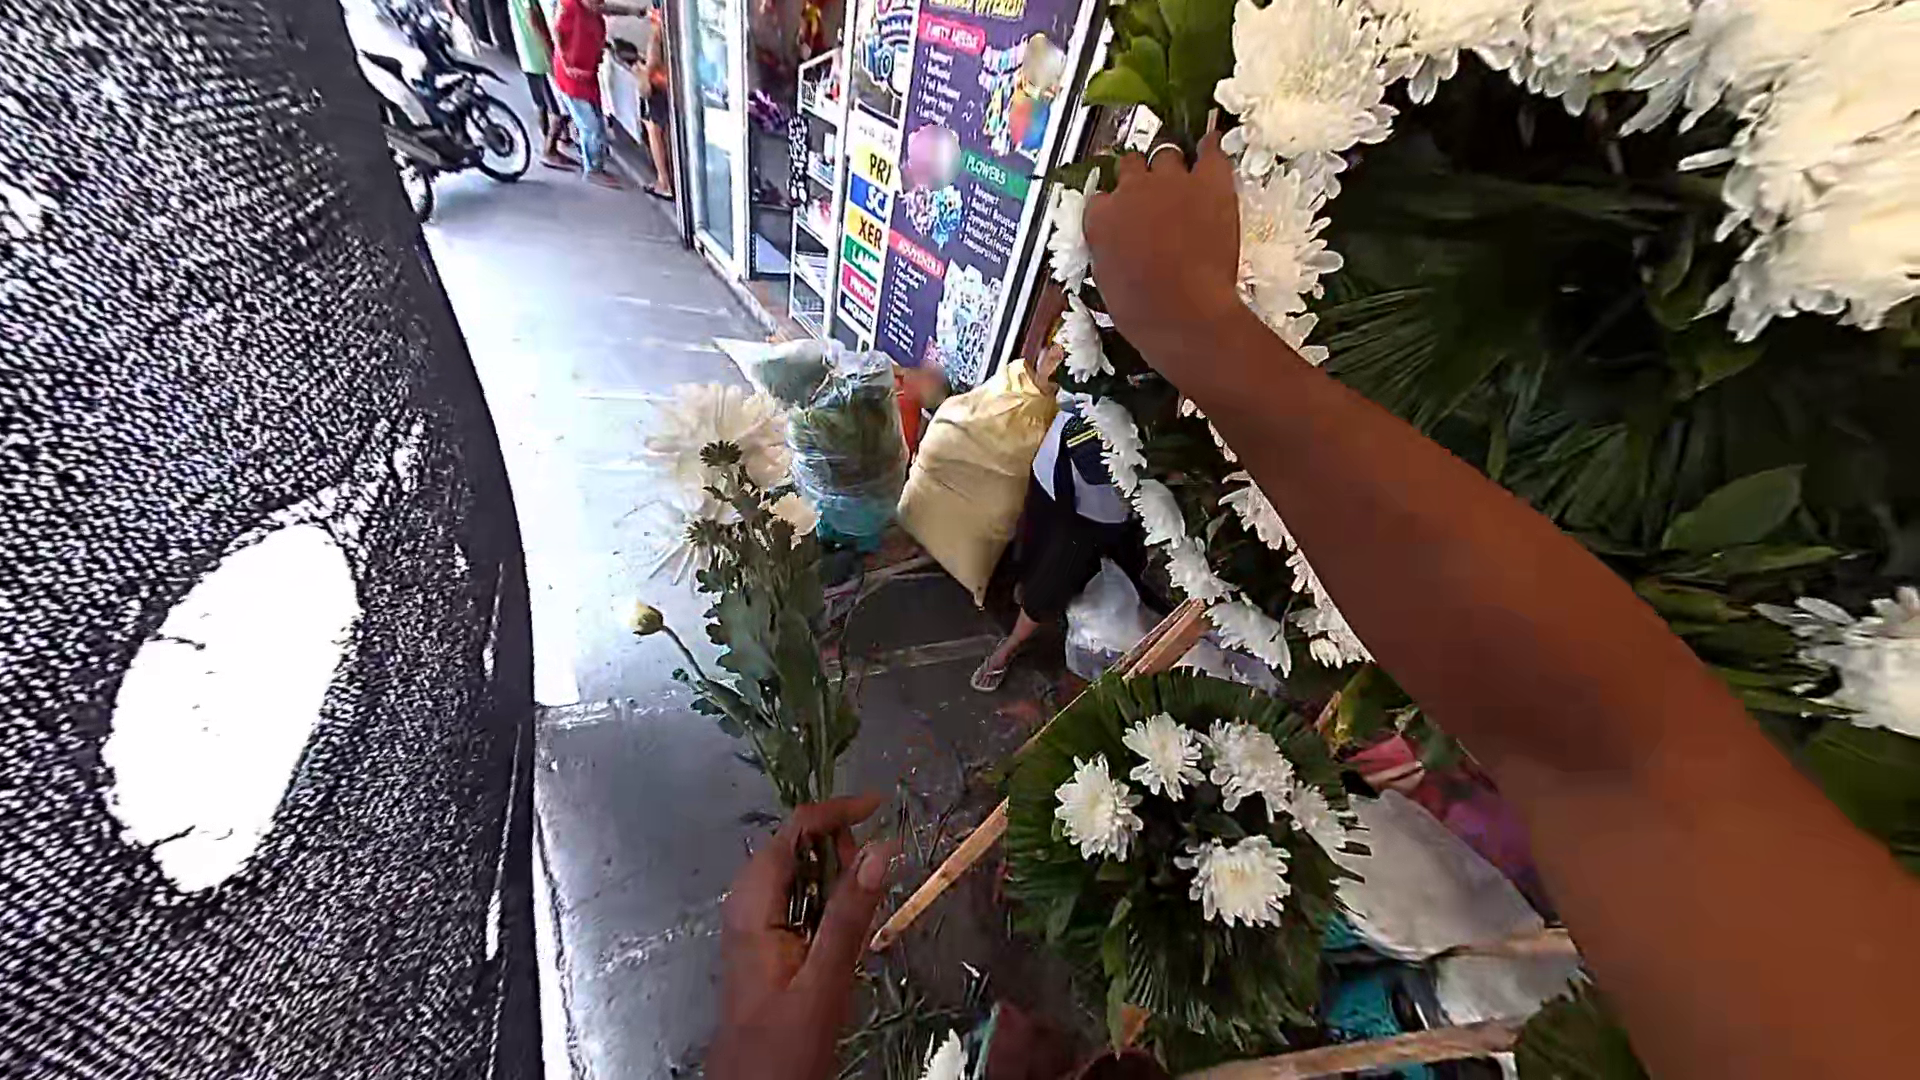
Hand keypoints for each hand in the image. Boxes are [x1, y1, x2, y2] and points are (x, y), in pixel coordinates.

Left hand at [707, 796, 896, 1079]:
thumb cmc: (784, 1049)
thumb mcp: (824, 980)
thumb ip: (851, 912)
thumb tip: (882, 846)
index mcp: (753, 902)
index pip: (794, 829)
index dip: (835, 810)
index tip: (878, 805)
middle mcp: (747, 900)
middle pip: (795, 842)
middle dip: (837, 844)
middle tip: (870, 875)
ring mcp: (754, 919)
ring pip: (798, 867)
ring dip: (834, 869)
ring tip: (862, 899)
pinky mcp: (766, 937)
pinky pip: (798, 893)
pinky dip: (827, 892)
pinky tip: (845, 917)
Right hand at [1083, 134, 1258, 388]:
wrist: (1185, 314)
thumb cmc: (1143, 311)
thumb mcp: (1107, 283)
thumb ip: (1108, 250)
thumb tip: (1116, 245)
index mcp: (1101, 219)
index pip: (1099, 199)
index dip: (1111, 208)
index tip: (1119, 216)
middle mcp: (1131, 191)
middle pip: (1130, 166)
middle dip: (1137, 179)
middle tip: (1147, 198)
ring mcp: (1171, 181)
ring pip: (1166, 154)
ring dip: (1169, 167)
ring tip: (1178, 182)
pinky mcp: (1209, 179)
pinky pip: (1210, 149)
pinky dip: (1209, 149)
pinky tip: (1209, 152)